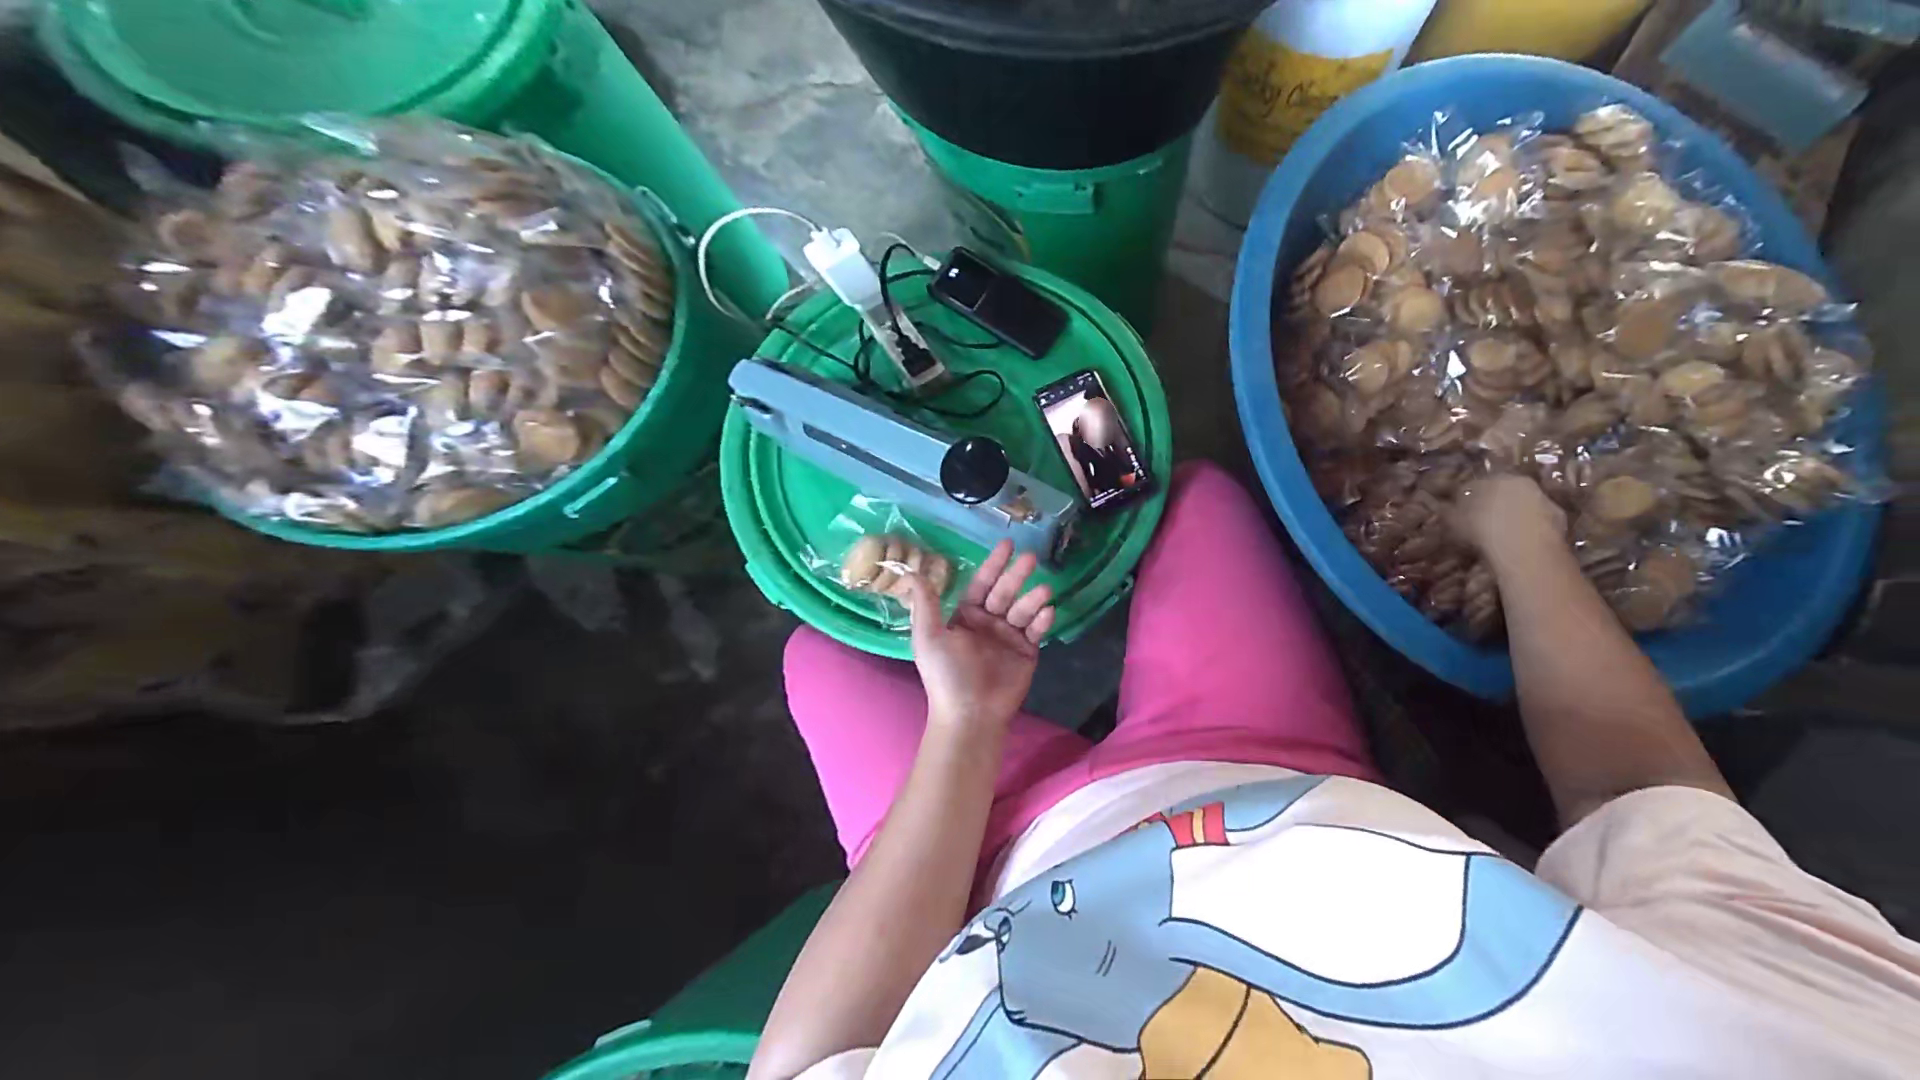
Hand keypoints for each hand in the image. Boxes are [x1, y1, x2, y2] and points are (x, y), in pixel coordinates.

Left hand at [900, 540, 1054, 732]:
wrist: (969, 714)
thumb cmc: (946, 674)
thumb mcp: (928, 637)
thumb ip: (925, 604)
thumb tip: (913, 573)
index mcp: (965, 616)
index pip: (982, 584)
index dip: (993, 564)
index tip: (1007, 544)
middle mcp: (988, 622)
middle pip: (1005, 592)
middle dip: (1017, 575)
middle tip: (1030, 558)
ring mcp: (1009, 637)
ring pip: (1023, 610)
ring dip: (1033, 598)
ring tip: (1044, 590)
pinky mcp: (1027, 653)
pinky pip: (1036, 632)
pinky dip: (1042, 621)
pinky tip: (1048, 611)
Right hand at [1449, 474, 1566, 556]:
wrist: (1524, 549)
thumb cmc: (1481, 529)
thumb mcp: (1452, 520)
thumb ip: (1447, 510)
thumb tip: (1442, 507)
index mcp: (1493, 477)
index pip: (1475, 484)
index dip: (1464, 497)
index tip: (1457, 511)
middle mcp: (1520, 483)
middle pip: (1502, 492)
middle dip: (1491, 504)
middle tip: (1478, 521)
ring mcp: (1543, 500)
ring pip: (1521, 506)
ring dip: (1510, 516)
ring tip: (1497, 534)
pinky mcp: (1559, 519)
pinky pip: (1535, 522)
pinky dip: (1526, 529)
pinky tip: (1515, 542)